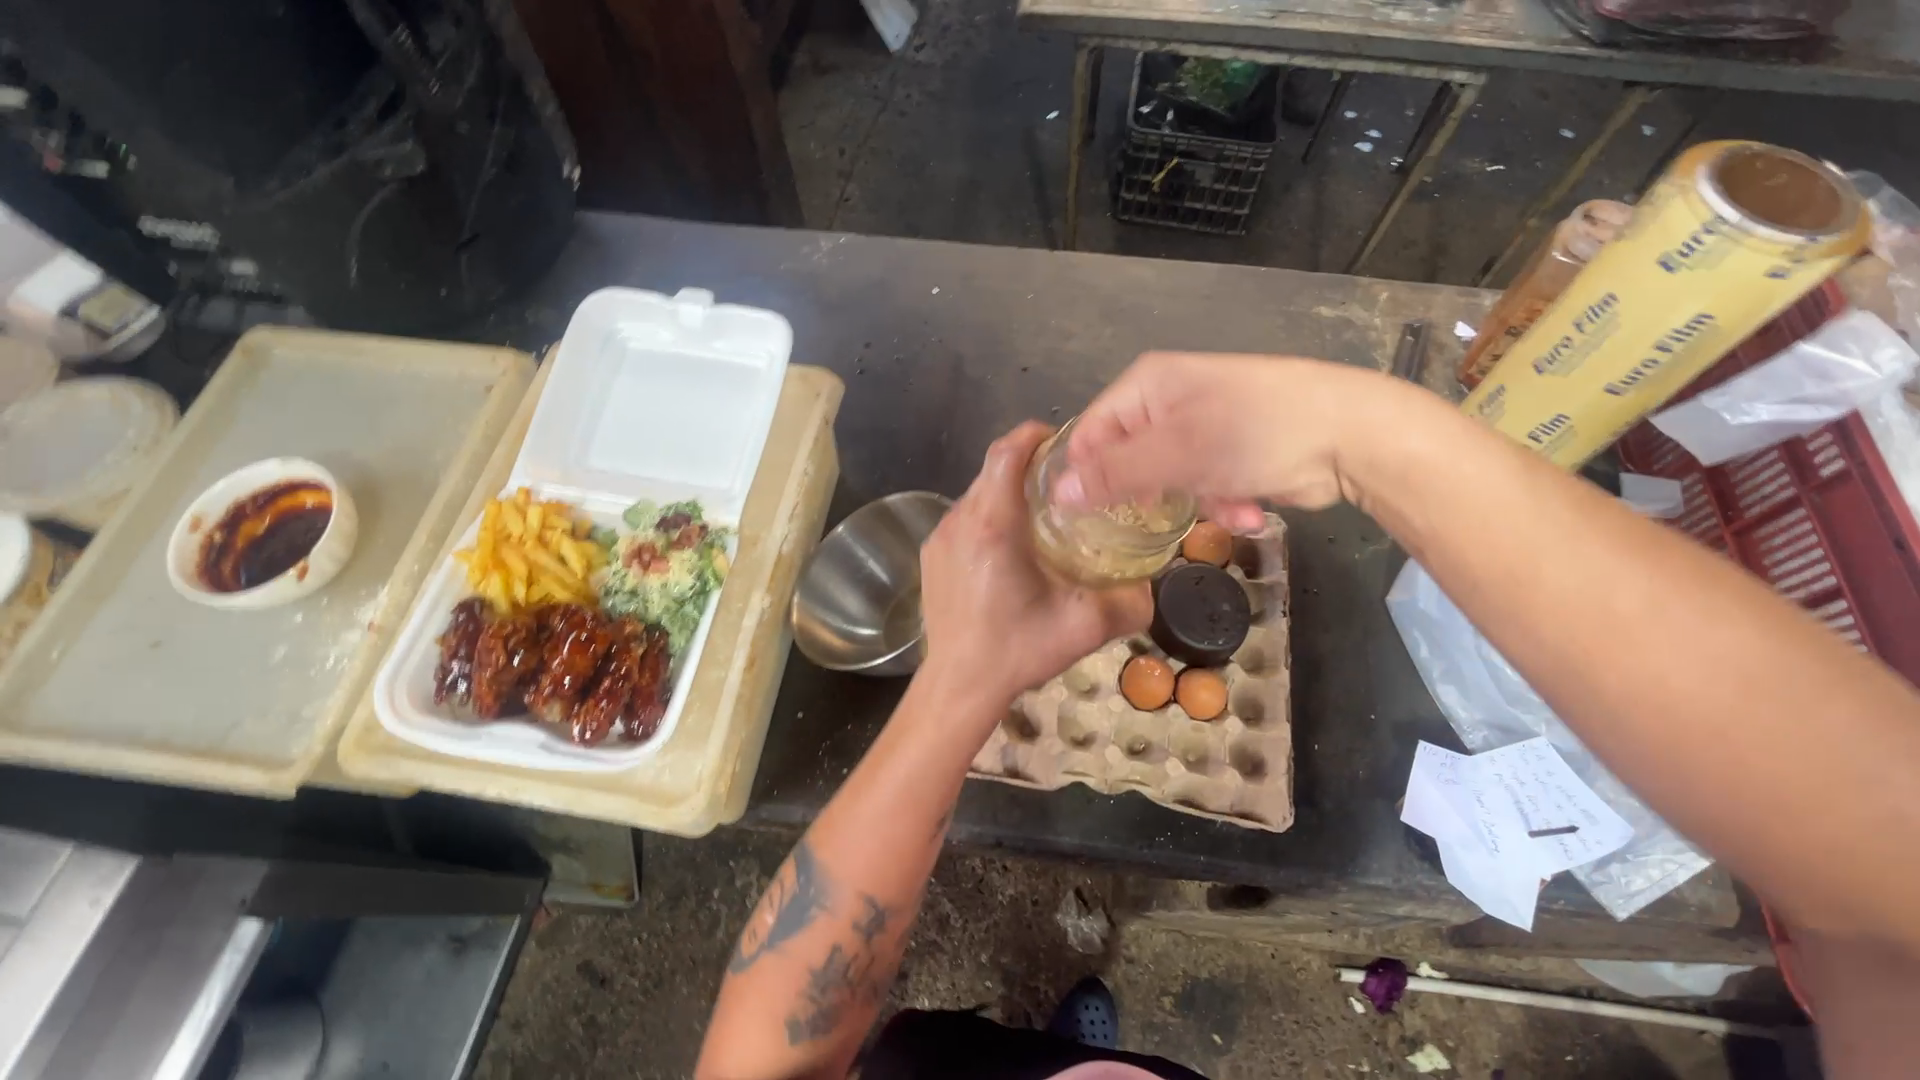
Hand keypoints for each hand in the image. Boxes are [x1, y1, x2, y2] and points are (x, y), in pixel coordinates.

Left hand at [918, 422, 1152, 716]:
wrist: (959, 685)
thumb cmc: (1018, 650)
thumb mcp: (1084, 626)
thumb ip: (1128, 603)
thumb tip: (1152, 588)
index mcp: (994, 525)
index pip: (1007, 453)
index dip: (1034, 436)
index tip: (1062, 441)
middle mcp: (960, 521)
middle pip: (992, 470)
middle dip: (1027, 466)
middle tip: (1064, 482)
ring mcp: (939, 538)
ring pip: (976, 495)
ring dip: (1007, 494)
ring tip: (1042, 516)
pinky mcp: (931, 557)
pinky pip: (962, 520)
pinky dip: (988, 519)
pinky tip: (1011, 549)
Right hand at [1054, 352, 1421, 527]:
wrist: (1349, 434)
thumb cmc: (1255, 432)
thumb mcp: (1176, 453)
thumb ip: (1113, 474)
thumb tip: (1057, 493)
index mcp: (1146, 386)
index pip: (1089, 434)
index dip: (1087, 476)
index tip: (1089, 518)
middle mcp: (1167, 402)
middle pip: (1128, 462)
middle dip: (1152, 494)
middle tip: (1159, 516)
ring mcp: (1201, 428)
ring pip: (1168, 482)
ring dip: (1196, 502)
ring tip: (1226, 506)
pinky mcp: (1230, 453)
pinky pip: (1204, 486)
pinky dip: (1224, 502)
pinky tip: (1249, 508)